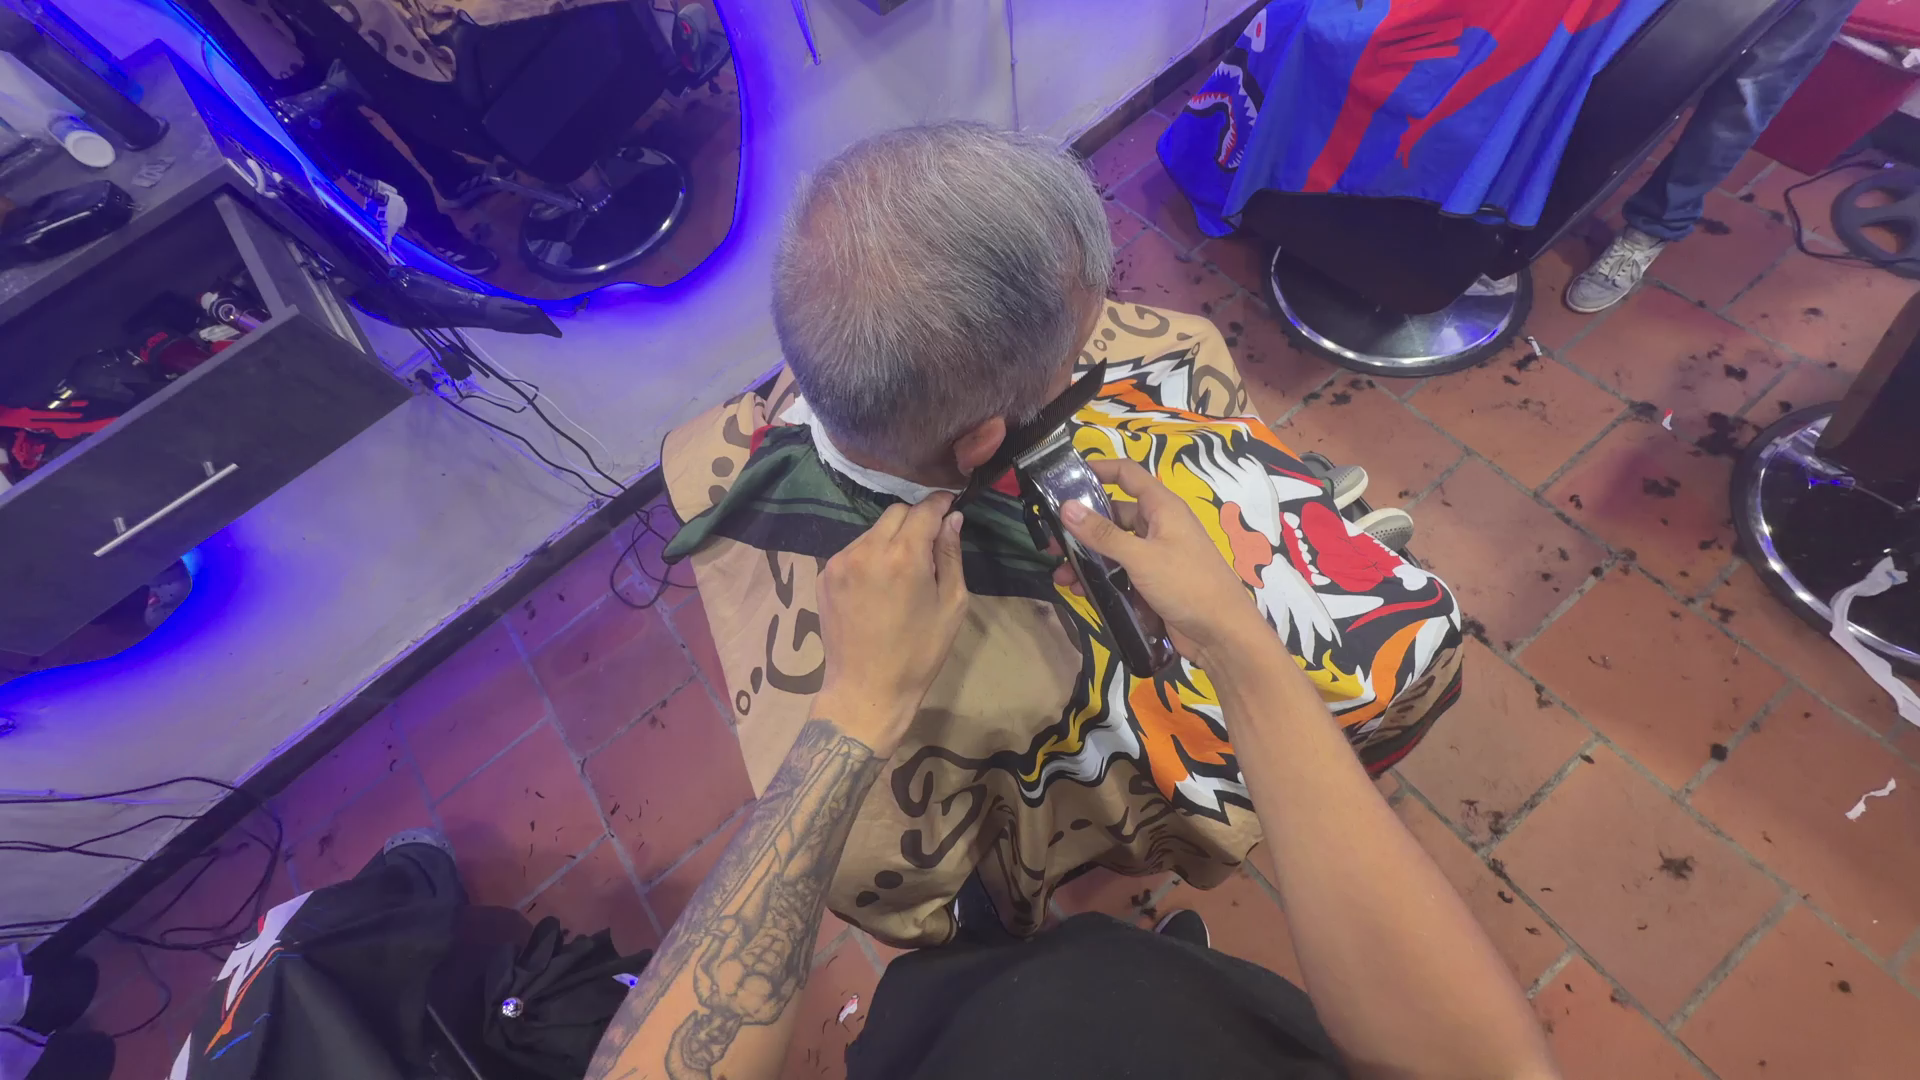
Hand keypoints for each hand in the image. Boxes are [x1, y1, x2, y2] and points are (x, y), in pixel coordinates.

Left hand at [815, 492, 968, 756]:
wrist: (866, 690)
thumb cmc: (919, 653)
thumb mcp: (951, 605)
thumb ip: (951, 555)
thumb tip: (952, 519)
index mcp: (904, 556)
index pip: (924, 510)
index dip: (940, 503)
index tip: (950, 504)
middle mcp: (867, 549)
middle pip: (895, 512)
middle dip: (915, 519)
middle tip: (930, 542)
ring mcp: (841, 561)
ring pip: (873, 530)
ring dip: (891, 538)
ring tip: (903, 568)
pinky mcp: (825, 575)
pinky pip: (854, 550)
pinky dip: (871, 555)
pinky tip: (879, 583)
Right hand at [1053, 458, 1269, 668]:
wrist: (1221, 635)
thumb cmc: (1187, 585)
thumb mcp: (1141, 557)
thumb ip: (1103, 534)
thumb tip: (1067, 507)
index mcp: (1162, 508)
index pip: (1128, 474)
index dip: (1099, 469)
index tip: (1066, 477)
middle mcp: (1158, 526)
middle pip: (1114, 515)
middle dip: (1083, 527)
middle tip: (1054, 543)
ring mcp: (1155, 555)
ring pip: (1113, 547)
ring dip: (1087, 558)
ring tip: (1063, 576)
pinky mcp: (1151, 581)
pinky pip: (1119, 572)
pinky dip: (1100, 578)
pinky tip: (1081, 591)